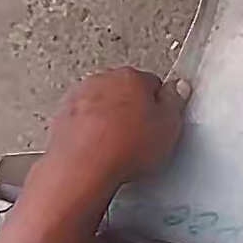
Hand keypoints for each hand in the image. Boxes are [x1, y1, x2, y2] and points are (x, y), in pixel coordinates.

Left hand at [45, 67, 189, 187]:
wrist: (84, 165)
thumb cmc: (125, 145)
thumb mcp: (169, 127)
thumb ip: (175, 102)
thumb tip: (179, 88)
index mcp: (132, 77)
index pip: (153, 83)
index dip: (160, 105)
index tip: (162, 121)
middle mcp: (103, 80)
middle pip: (125, 91)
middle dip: (133, 109)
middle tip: (144, 136)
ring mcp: (80, 96)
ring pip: (102, 104)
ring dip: (111, 120)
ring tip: (121, 146)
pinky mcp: (64, 116)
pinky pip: (84, 121)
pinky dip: (92, 132)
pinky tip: (101, 150)